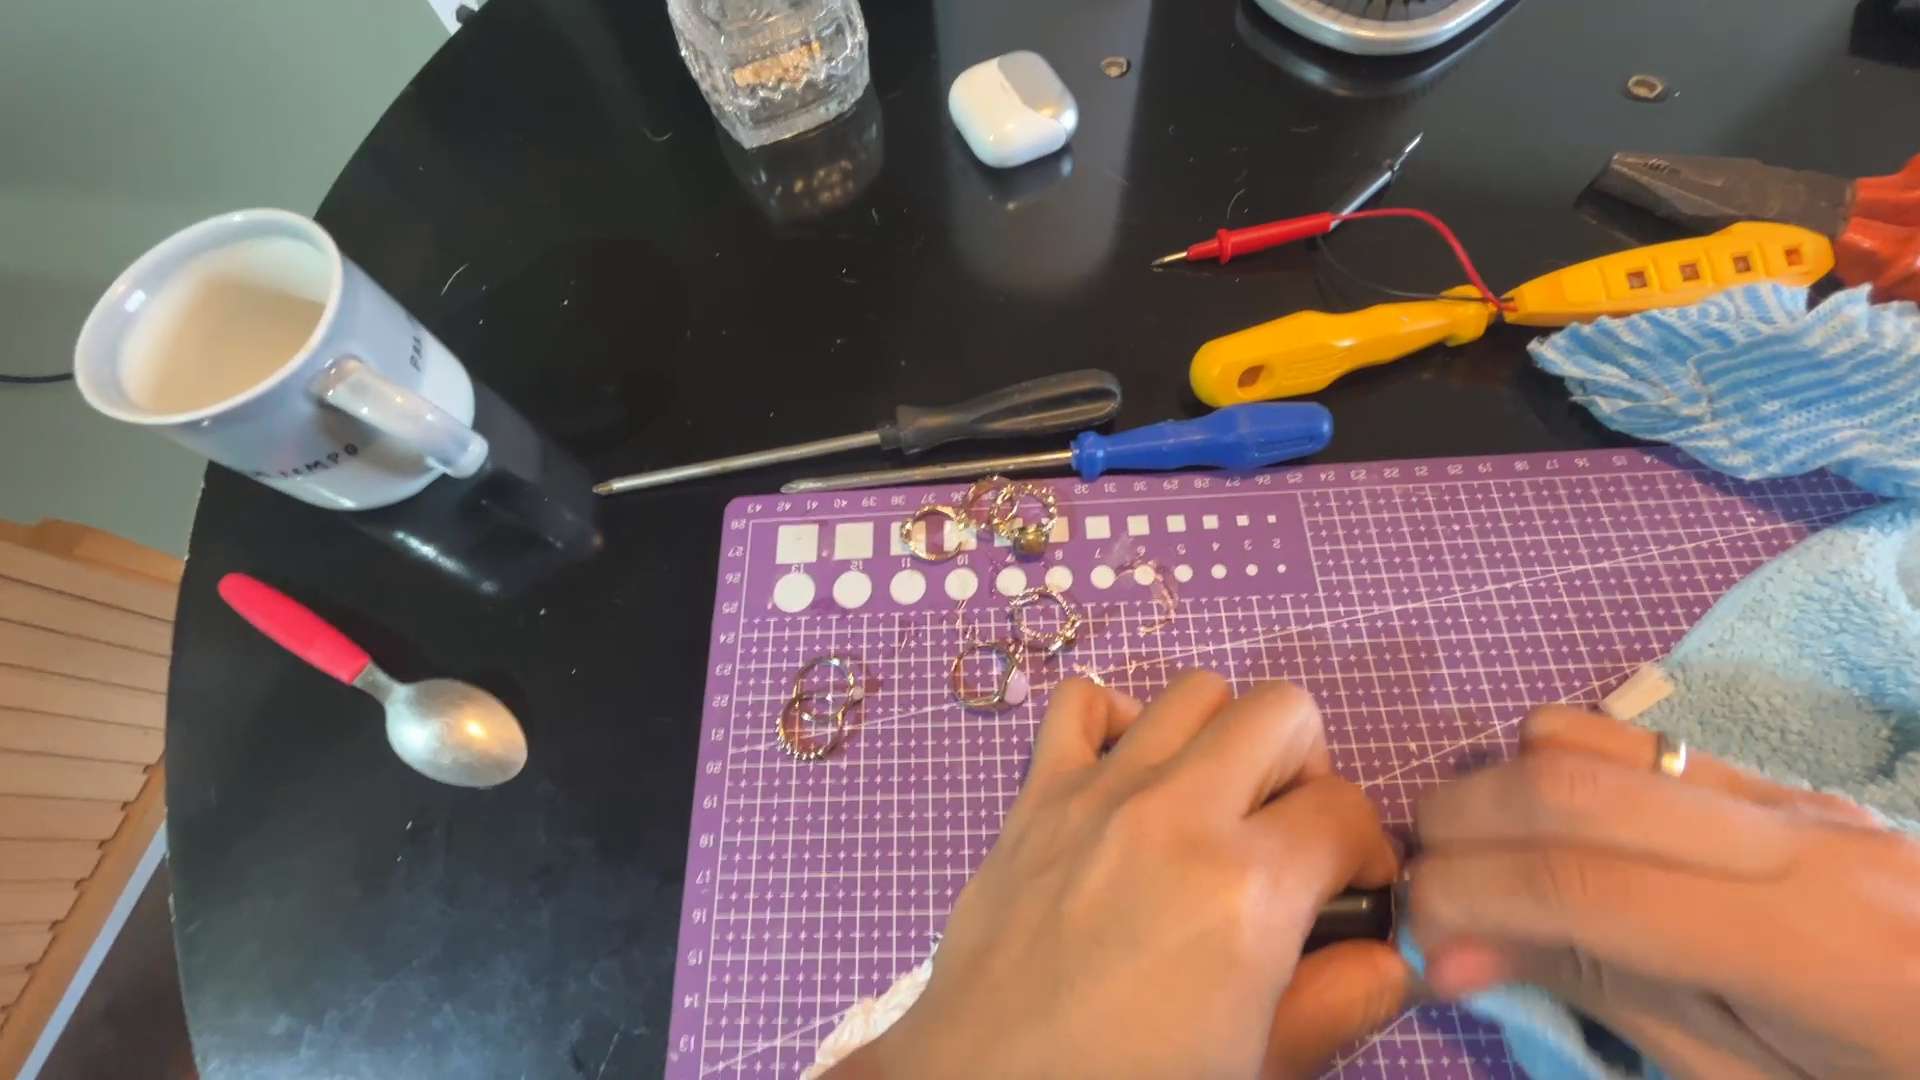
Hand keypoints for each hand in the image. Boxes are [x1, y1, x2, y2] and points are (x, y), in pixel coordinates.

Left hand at [842, 673, 1405, 1078]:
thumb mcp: (1262, 1064)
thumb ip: (1341, 999)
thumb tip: (1387, 949)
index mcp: (1247, 886)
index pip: (1347, 808)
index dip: (1365, 846)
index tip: (1345, 885)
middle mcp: (1178, 809)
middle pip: (1280, 710)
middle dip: (1305, 762)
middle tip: (1281, 826)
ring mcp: (1101, 786)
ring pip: (1194, 690)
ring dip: (1221, 732)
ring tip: (1210, 794)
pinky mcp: (1039, 787)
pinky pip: (1078, 700)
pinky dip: (1114, 716)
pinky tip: (1124, 768)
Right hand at [1410, 706, 1919, 1078]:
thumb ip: (1589, 990)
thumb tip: (1443, 953)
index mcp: (1820, 952)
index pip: (1579, 887)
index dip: (1464, 899)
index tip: (1418, 936)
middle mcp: (1796, 839)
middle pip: (1559, 785)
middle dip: (1453, 827)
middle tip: (1427, 886)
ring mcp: (1777, 788)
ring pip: (1570, 737)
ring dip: (1489, 792)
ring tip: (1487, 857)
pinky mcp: (1758, 769)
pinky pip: (1610, 731)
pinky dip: (1540, 766)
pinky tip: (1553, 828)